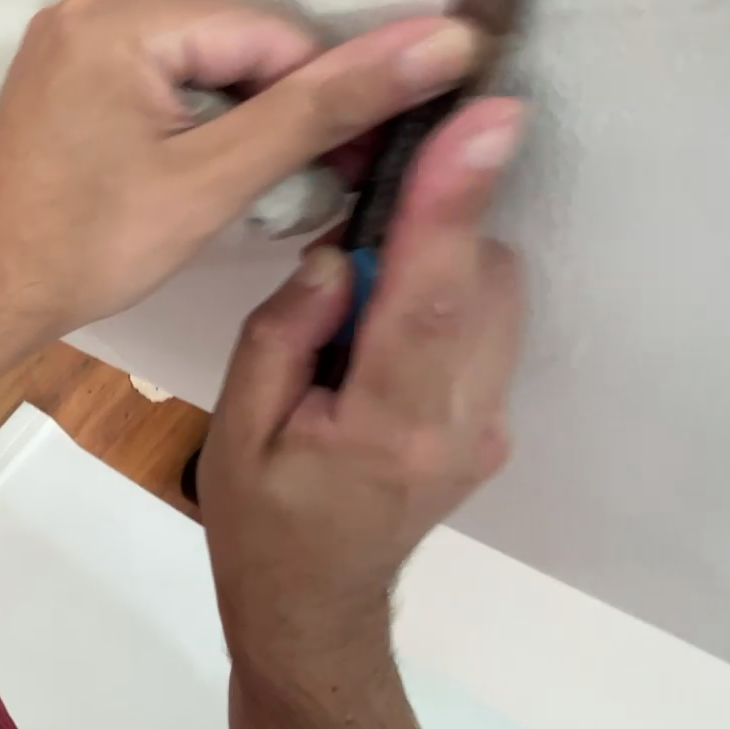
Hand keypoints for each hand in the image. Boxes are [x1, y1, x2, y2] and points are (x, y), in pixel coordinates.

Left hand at [0, 0, 486, 345]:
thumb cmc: (88, 249)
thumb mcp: (212, 179)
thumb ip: (321, 109)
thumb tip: (446, 41)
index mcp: (117, 21)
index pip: (266, 33)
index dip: (324, 92)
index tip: (359, 155)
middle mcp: (83, 12)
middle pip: (225, 43)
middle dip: (270, 107)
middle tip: (301, 179)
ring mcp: (61, 46)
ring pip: (188, 65)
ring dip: (230, 117)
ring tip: (247, 182)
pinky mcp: (55, 81)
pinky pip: (144, 81)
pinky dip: (181, 119)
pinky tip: (192, 168)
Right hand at [199, 98, 526, 669]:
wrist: (309, 604)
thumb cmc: (255, 519)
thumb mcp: (235, 429)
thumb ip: (279, 339)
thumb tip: (332, 260)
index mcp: (386, 424)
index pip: (433, 299)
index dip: (455, 206)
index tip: (485, 124)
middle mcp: (461, 421)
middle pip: (485, 286)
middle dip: (435, 230)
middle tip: (354, 231)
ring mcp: (486, 428)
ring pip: (494, 305)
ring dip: (435, 267)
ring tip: (353, 292)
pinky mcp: (485, 429)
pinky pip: (480, 335)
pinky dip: (436, 304)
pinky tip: (369, 334)